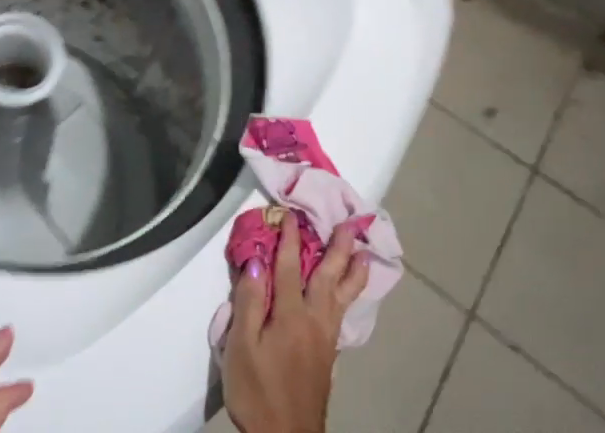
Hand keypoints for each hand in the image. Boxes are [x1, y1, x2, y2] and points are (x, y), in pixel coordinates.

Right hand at [222, 214, 369, 432]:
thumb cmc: (256, 390)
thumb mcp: (241, 345)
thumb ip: (249, 302)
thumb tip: (255, 261)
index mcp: (289, 315)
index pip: (289, 267)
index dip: (289, 239)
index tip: (290, 214)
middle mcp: (313, 322)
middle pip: (327, 278)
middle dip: (337, 250)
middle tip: (350, 226)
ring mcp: (324, 340)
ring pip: (341, 297)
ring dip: (351, 273)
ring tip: (363, 255)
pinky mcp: (327, 356)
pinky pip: (341, 314)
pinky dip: (347, 297)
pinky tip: (346, 296)